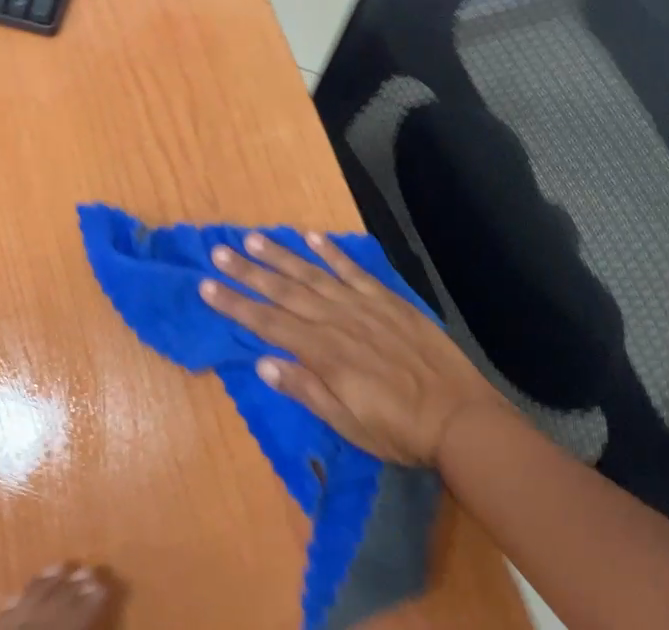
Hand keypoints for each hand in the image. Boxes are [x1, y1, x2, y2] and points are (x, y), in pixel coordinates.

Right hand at [200, 232, 510, 466]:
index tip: (206, 286)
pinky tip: (312, 237)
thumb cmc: (398, 431)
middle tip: (218, 251)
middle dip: (248, 272)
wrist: (462, 420)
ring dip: (281, 256)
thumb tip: (263, 362)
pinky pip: (355, 271)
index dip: (235, 304)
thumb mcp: (347, 423)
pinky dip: (333, 252)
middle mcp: (338, 322)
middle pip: (284, 291)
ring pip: (314, 275)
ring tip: (252, 238)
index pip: (268, 323)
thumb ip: (306, 389)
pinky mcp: (389, 302)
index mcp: (323, 354)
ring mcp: (364, 307)